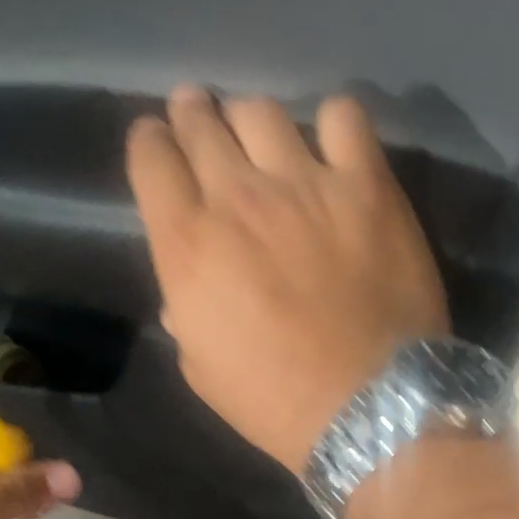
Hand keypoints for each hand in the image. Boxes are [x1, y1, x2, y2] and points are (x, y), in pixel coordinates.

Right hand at [127, 86, 450, 473]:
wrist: (368, 407)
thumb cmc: (275, 402)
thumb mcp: (202, 369)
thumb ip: (187, 313)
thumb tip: (188, 291)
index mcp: (187, 245)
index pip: (151, 158)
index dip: (150, 144)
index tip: (158, 146)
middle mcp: (238, 198)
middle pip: (201, 123)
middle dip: (192, 115)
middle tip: (200, 119)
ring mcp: (306, 184)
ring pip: (262, 112)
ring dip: (250, 118)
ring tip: (259, 135)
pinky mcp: (368, 185)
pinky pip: (344, 119)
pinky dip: (332, 125)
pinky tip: (332, 148)